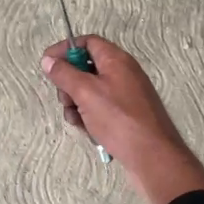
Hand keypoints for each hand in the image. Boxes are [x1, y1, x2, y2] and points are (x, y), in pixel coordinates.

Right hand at [40, 36, 203, 203]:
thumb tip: (48, 60)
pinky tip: (88, 131)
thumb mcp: (85, 92)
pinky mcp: (129, 118)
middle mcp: (124, 74)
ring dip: (77, 103)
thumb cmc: (119, 120)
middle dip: (69, 82)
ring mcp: (128, 97)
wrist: (155, 161)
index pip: (87, 42)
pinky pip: (103, 109)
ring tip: (75, 120)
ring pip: (92, 91)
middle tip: (64, 99)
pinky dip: (91, 117)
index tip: (49, 64)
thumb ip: (64, 73)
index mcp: (116, 60)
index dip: (65, 49)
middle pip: (87, 67)